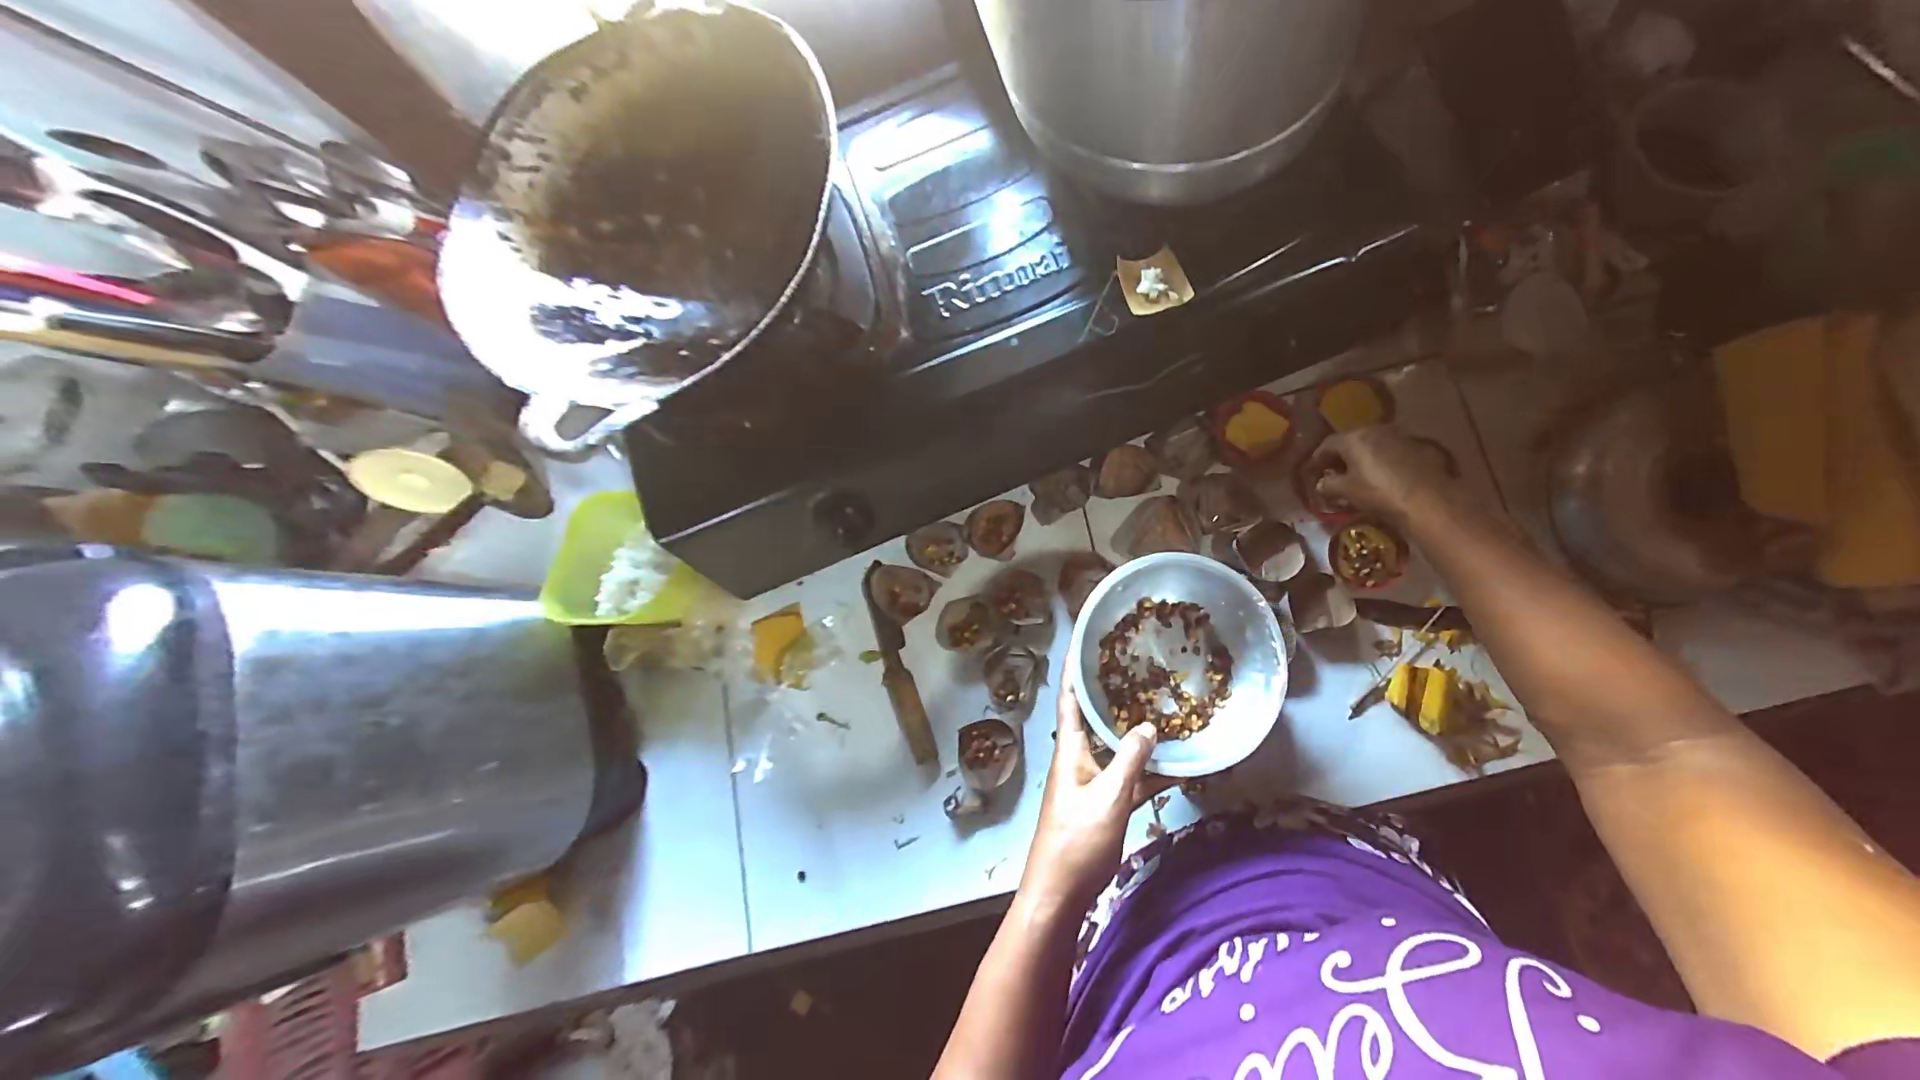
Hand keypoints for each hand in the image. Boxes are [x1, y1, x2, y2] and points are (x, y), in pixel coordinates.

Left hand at [1020, 684, 1174, 917]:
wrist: (1058, 892)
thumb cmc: (1077, 840)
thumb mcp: (1108, 797)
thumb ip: (1130, 761)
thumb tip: (1147, 725)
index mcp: (1069, 749)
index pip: (1070, 698)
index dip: (1074, 668)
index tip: (1083, 639)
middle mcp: (1077, 758)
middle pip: (1093, 717)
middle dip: (1111, 693)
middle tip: (1137, 668)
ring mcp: (1089, 782)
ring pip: (1114, 747)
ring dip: (1134, 732)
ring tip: (1163, 710)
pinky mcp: (1102, 804)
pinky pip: (1127, 778)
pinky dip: (1147, 771)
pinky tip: (1175, 767)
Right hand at [1309, 426, 1454, 524]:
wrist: (1428, 500)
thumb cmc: (1379, 493)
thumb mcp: (1345, 491)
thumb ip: (1328, 485)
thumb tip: (1321, 483)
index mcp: (1354, 438)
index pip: (1327, 445)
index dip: (1317, 459)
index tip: (1312, 472)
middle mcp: (1376, 430)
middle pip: (1351, 441)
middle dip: (1340, 457)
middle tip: (1334, 473)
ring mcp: (1400, 436)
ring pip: (1372, 445)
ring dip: (1362, 458)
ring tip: (1358, 475)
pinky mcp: (1418, 447)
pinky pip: (1391, 451)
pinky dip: (1381, 461)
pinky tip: (1382, 476)